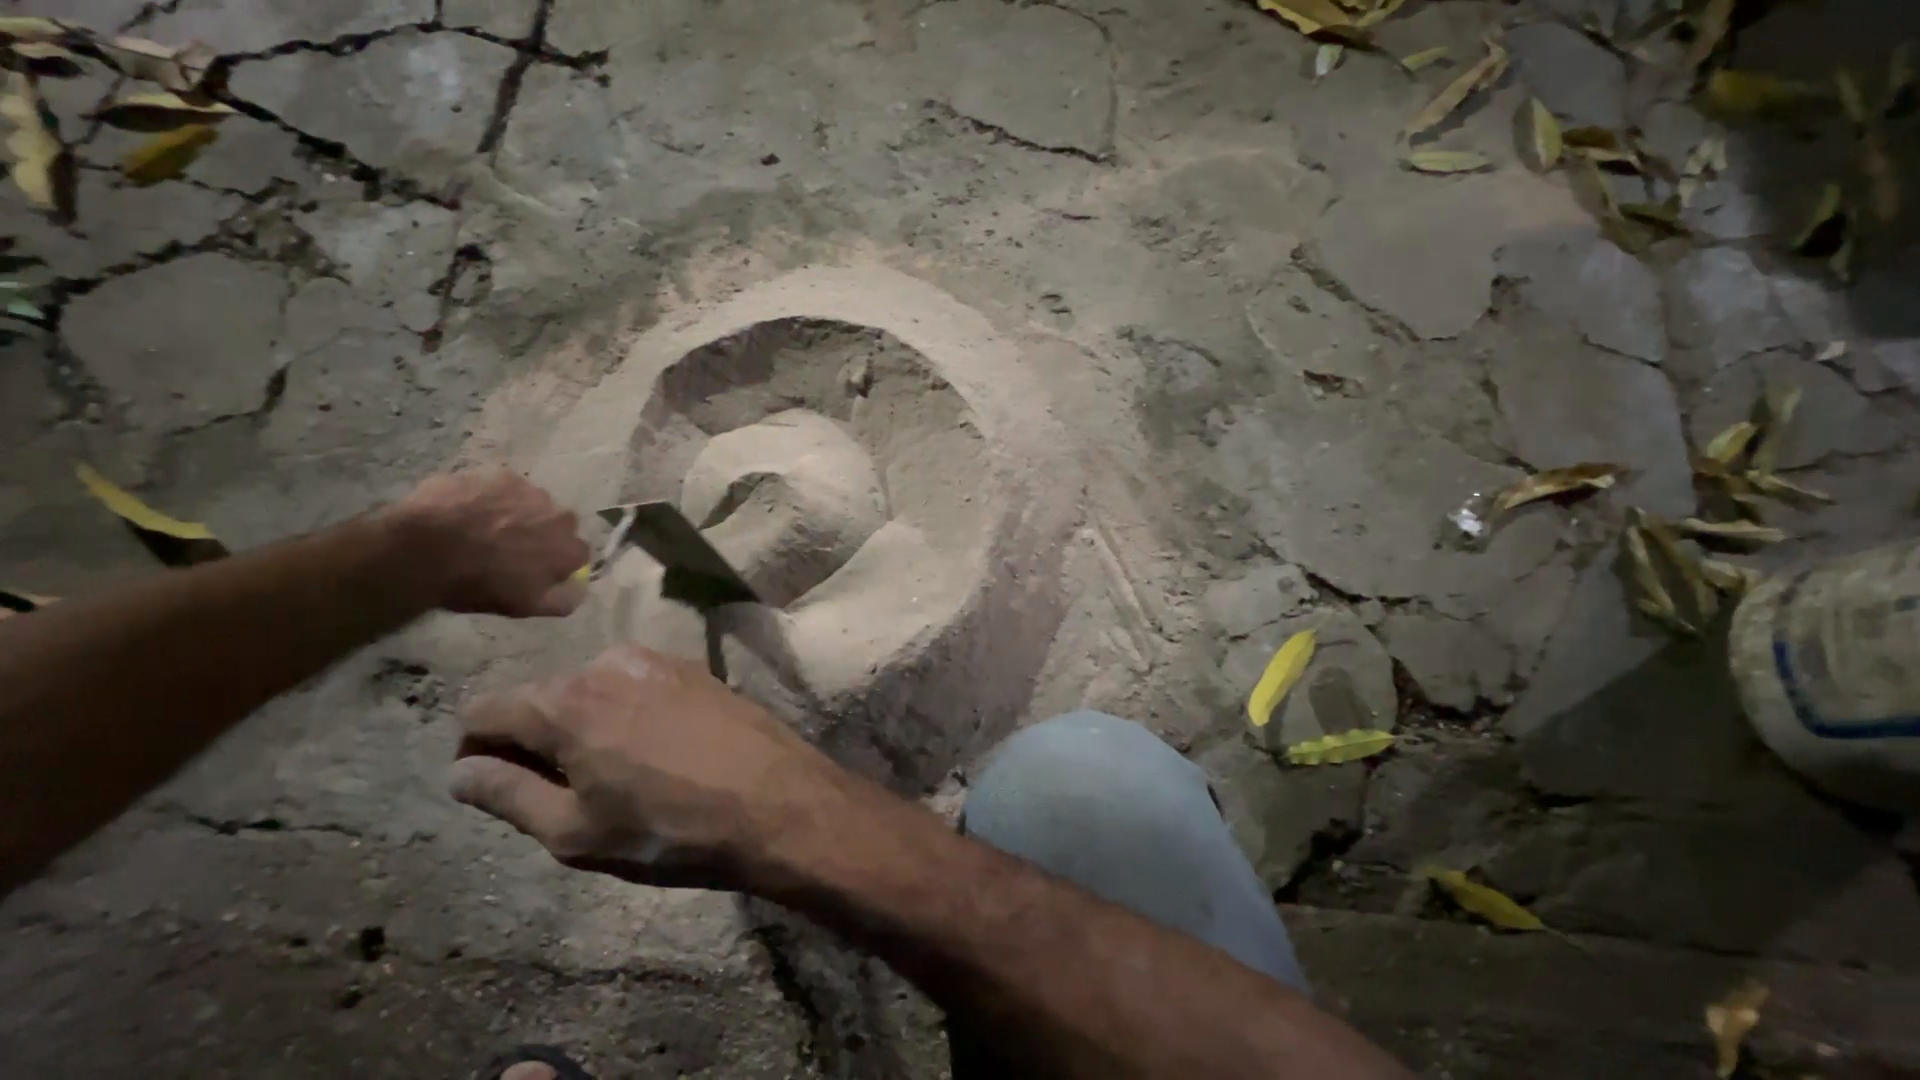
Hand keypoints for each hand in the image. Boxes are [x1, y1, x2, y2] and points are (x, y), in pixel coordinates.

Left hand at [391, 469, 588, 616]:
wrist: (425, 548)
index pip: (576, 555)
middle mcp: (559, 515)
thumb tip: (580, 588)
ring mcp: (530, 491)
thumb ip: (563, 600)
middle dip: (539, 534)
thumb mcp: (524, 607)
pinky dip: (492, 499)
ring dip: (517, 514)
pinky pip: (503, 489)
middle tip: (507, 548)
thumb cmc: (478, 583)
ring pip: (531, 504)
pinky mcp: (499, 475)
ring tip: (483, 528)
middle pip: (557, 525)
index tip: (533, 570)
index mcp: (569, 548)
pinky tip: (468, 513)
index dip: (555, 562)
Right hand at [447, 645, 851, 889]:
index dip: (477, 750)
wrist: (781, 804)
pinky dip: (626, 715)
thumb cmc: (672, 830)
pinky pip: (636, 687)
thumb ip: (507, 795)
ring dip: (585, 727)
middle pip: (542, 697)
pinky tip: (657, 754)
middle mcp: (607, 663)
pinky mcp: (696, 669)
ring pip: (592, 690)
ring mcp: (658, 660)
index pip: (486, 710)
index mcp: (567, 701)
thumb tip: (459, 771)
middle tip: (563, 795)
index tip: (493, 786)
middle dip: (535, 740)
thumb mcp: (576, 832)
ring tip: (616, 779)